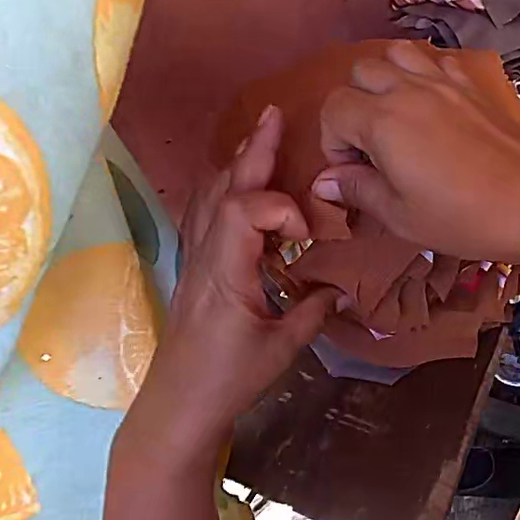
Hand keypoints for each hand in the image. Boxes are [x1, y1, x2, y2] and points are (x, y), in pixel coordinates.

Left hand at [125, 105, 340, 458]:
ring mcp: (196, 260)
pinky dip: (224, 191)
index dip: (280, 207)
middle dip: (253, 152)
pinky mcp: (196, 269)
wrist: (178, 403)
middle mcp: (206, 256)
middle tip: (274, 116)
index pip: (246, 211)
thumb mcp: (282, 349)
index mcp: (226, 273)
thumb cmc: (229, 379)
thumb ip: (314, 311)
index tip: (305, 233)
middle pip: (226, 191)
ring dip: (236, 166)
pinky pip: (205, 216)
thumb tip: (341, 288)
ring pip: (210, 199)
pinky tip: (235, 186)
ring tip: (258, 139)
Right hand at [312, 40, 519, 263]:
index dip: (333, 141)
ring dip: (386, 79)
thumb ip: (358, 190)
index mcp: (383, 121)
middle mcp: (410, 89)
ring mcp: (446, 80)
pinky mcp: (475, 83)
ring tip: (397, 116)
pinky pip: (437, 59)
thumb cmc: (464, 218)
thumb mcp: (401, 216)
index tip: (353, 170)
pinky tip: (435, 105)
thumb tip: (323, 182)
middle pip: (360, 72)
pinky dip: (424, 73)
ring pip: (397, 53)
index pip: (334, 108)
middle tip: (372, 145)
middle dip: (354, 105)